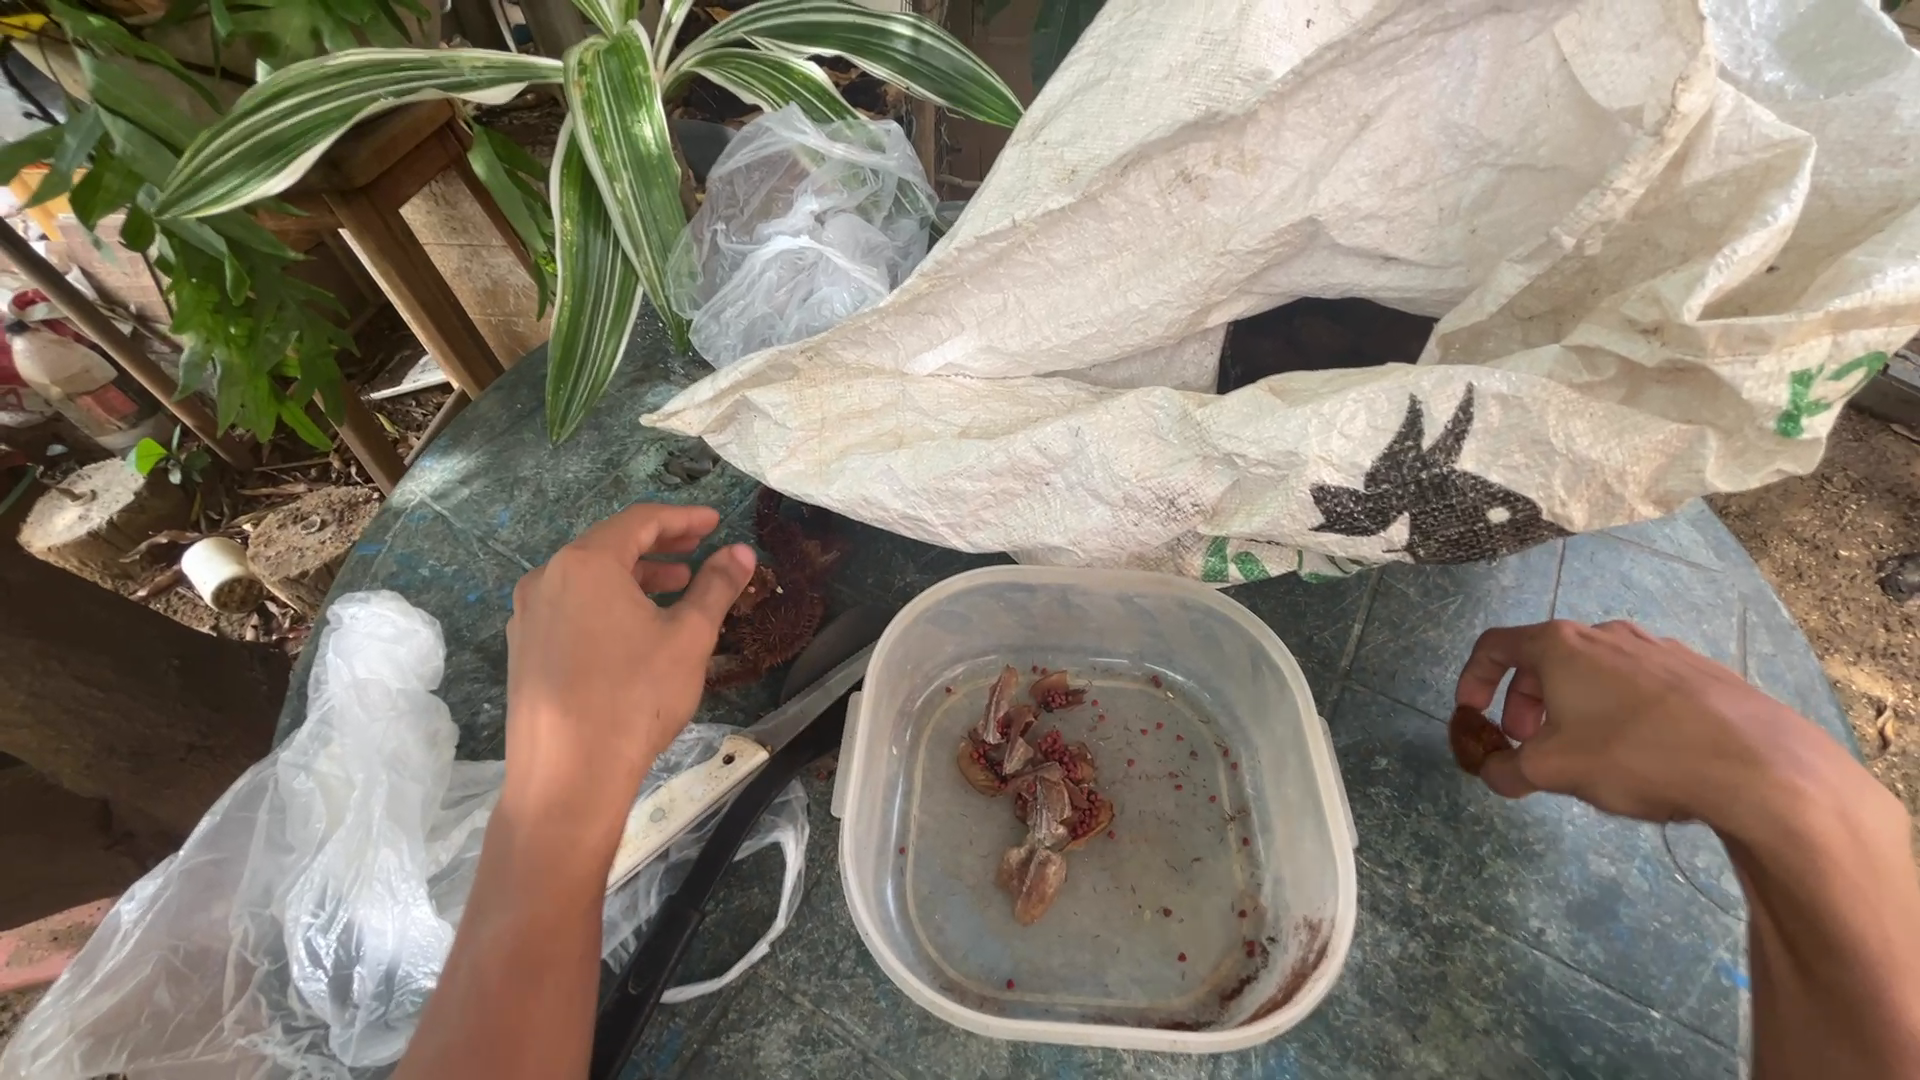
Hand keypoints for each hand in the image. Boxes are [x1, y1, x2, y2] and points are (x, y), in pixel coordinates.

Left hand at [502, 504, 755, 829]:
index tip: (715, 522)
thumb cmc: (636, 696)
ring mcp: (529, 616)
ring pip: (590, 578)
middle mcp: (547, 578)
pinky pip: (573, 607)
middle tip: (700, 547)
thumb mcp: (689, 636)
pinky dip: (609, 602)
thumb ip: (716, 586)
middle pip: (610, 545)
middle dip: (660, 544)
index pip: (640, 521)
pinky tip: (636, 626)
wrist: (568, 778)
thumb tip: (742, 552)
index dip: (683, 518)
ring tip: (677, 586)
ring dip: (637, 575)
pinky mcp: (525, 650)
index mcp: (585, 564)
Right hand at [1454, 619, 1864, 839]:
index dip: (1472, 678)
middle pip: (1544, 660)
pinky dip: (1621, 710)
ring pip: (1594, 673)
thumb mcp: (1550, 771)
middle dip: (1524, 702)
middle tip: (1528, 742)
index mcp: (1560, 645)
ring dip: (1572, 706)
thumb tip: (1494, 773)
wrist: (1765, 770)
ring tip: (1586, 750)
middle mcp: (1605, 636)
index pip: (1494, 645)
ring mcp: (1660, 651)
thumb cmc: (1634, 754)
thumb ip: (1505, 770)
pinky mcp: (1705, 674)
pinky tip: (1645, 752)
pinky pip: (1642, 686)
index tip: (1472, 712)